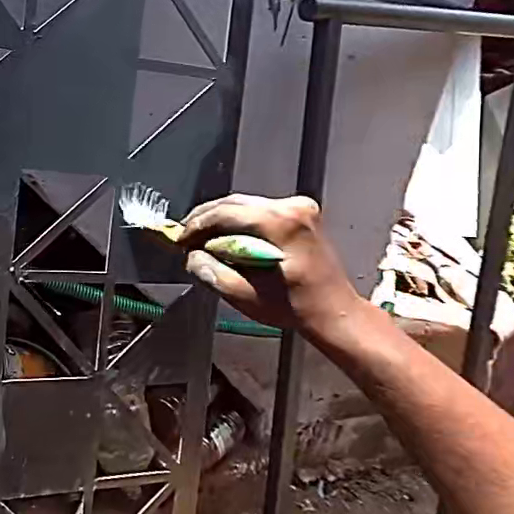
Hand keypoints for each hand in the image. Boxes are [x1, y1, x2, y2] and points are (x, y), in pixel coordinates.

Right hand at [178, 194, 361, 333]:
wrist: (333, 311)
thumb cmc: (296, 307)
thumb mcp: (244, 295)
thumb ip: (212, 272)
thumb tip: (191, 254)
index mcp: (282, 223)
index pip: (226, 212)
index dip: (196, 225)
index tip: (180, 240)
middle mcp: (293, 207)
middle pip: (235, 203)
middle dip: (205, 219)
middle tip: (185, 238)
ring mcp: (300, 207)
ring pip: (245, 204)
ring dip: (220, 219)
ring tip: (200, 239)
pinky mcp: (301, 213)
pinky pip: (259, 210)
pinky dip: (238, 221)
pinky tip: (225, 237)